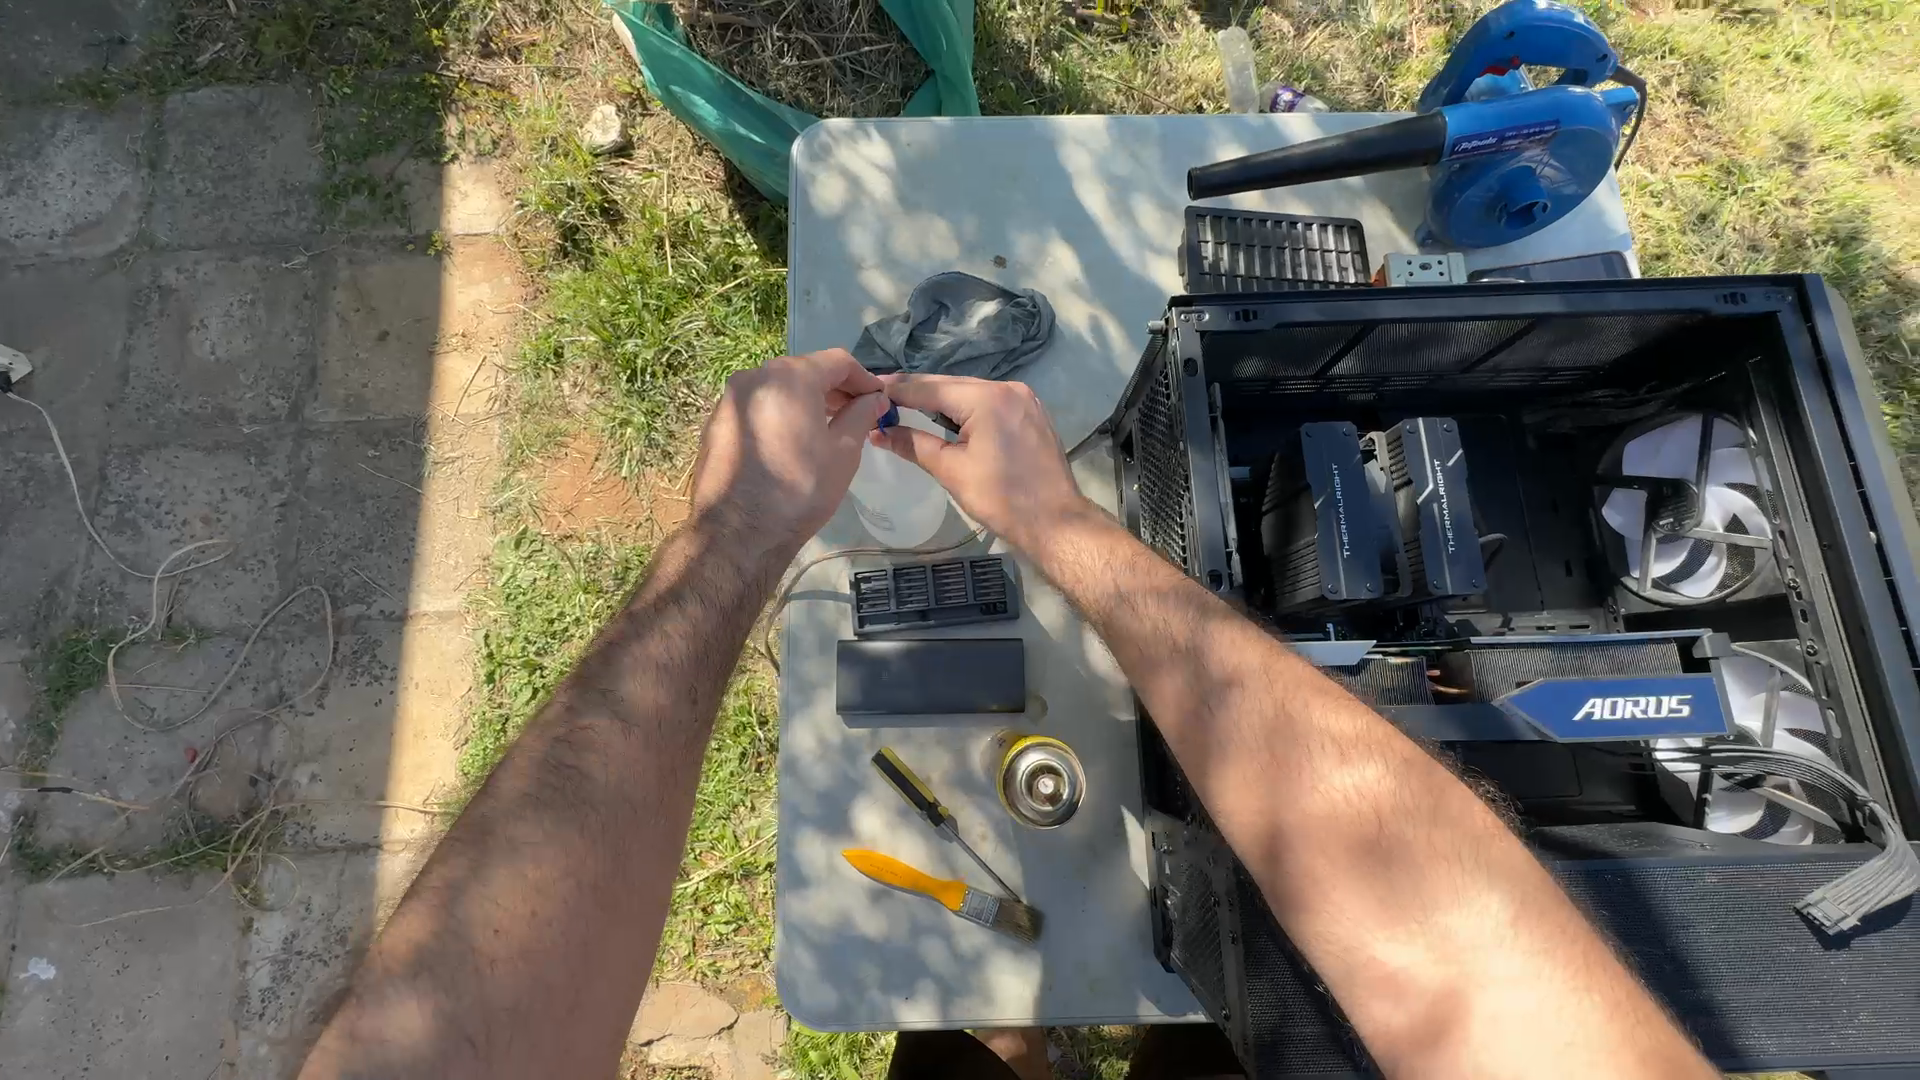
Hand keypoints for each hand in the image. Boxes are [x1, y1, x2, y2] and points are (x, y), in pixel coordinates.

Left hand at [691, 349, 887, 558]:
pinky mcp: (717, 423)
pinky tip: (792, 443)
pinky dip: (781, 415)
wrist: (737, 532)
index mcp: (790, 377)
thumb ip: (860, 416)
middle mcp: (755, 376)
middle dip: (835, 389)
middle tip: (858, 415)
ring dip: (807, 402)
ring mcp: (730, 399)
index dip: (865, 378)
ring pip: (779, 389)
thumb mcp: (843, 452)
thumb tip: (874, 400)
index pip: (838, 361)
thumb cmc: (801, 489)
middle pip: (805, 370)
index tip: (879, 400)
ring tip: (828, 429)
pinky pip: (759, 408)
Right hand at [872, 374, 1088, 552]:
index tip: (869, 388)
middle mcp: (1008, 388)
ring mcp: (1025, 399)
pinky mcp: (1032, 413)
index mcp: (987, 398)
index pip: (930, 387)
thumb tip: (879, 432)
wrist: (1055, 522)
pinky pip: (991, 402)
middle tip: (883, 397)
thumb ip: (914, 444)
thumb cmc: (1001, 499)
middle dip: (917, 392)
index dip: (897, 389)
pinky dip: (967, 408)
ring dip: (941, 400)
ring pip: (972, 392)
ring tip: (908, 406)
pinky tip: (948, 417)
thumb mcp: (951, 470)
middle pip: (951, 384)